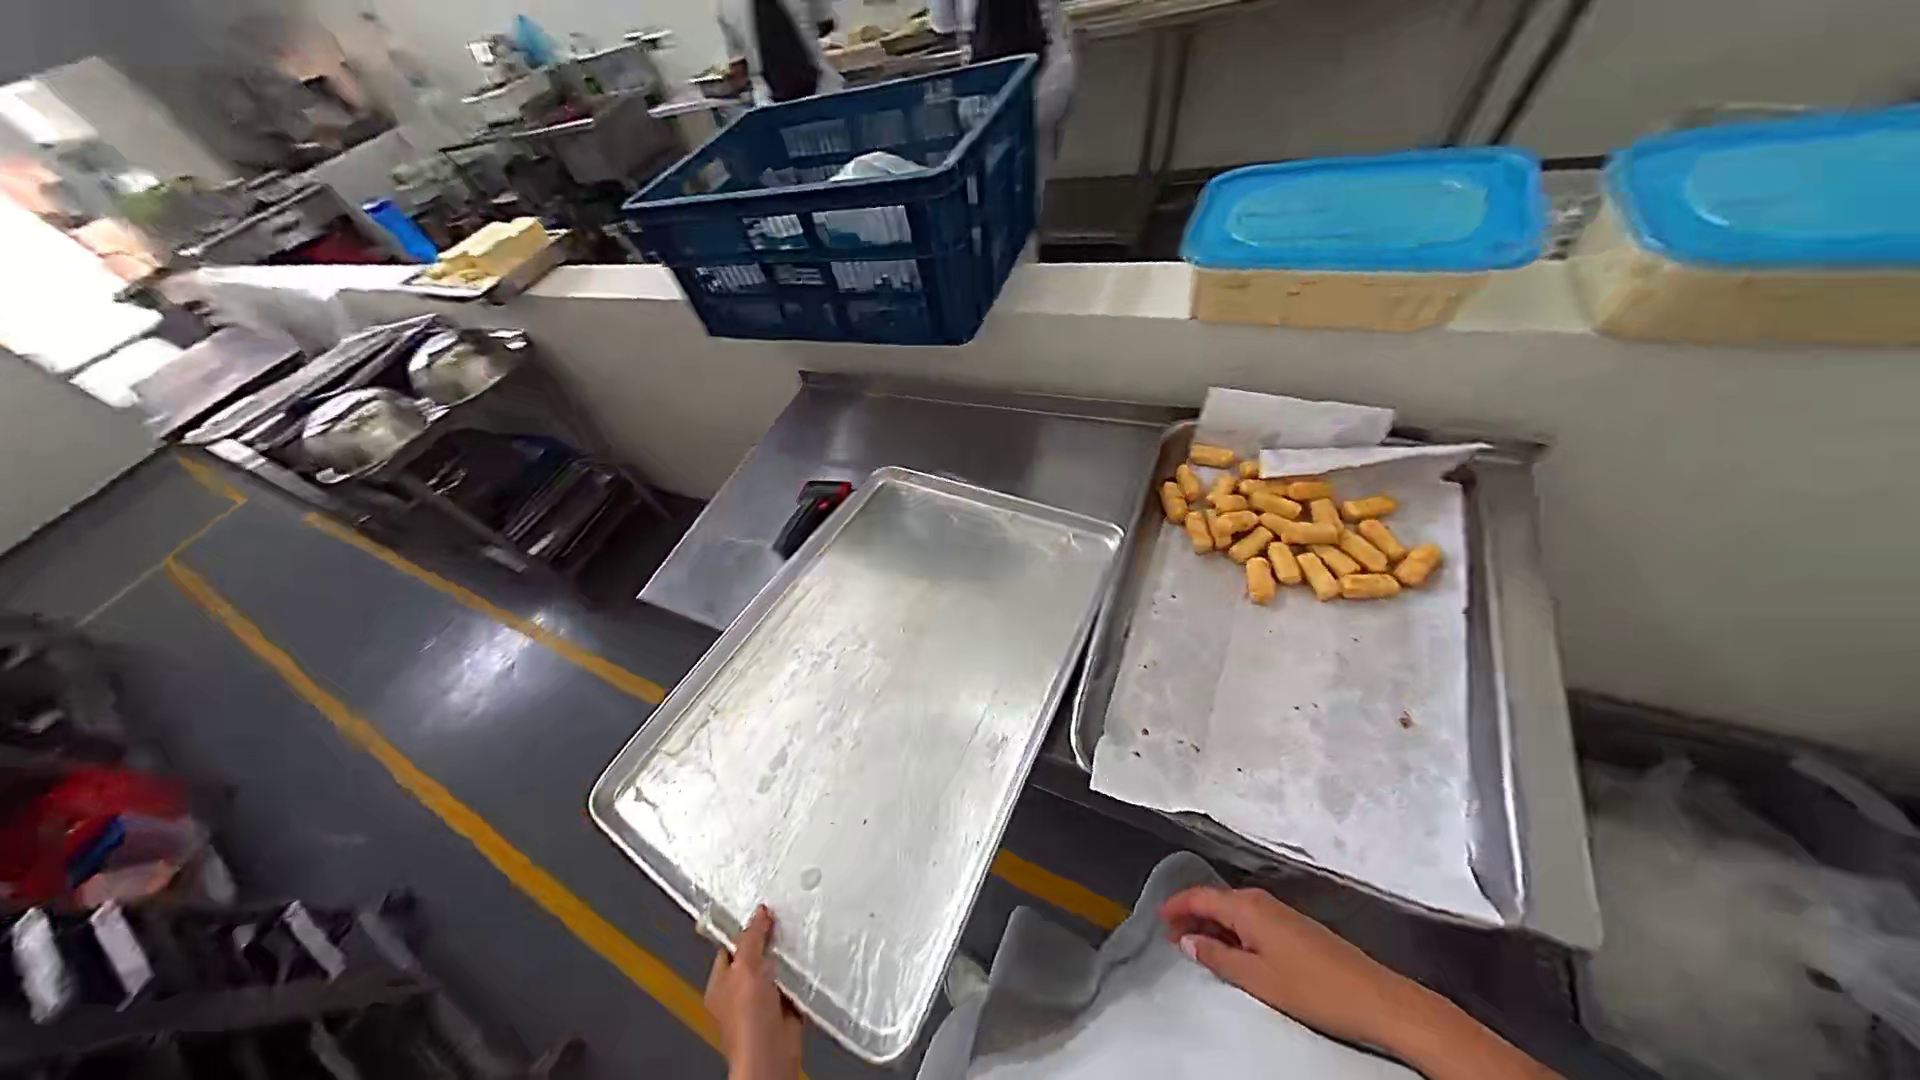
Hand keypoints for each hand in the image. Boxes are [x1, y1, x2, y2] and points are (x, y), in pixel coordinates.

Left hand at [705, 905, 803, 1079]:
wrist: (772, 1056)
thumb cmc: (747, 1022)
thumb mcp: (745, 969)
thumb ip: (751, 939)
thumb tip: (759, 914)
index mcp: (721, 983)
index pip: (731, 946)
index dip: (745, 928)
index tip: (762, 911)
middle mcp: (741, 991)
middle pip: (756, 954)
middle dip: (770, 940)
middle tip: (784, 920)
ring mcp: (763, 999)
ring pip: (777, 966)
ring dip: (788, 956)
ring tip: (798, 936)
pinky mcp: (785, 1006)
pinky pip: (794, 981)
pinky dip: (801, 973)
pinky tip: (807, 962)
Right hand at [1160, 886, 1560, 1079]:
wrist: (1378, 999)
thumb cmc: (1314, 989)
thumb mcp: (1256, 978)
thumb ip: (1217, 956)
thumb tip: (1188, 940)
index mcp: (1248, 907)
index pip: (1200, 896)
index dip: (1176, 905)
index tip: (1157, 916)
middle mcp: (1262, 901)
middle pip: (1216, 899)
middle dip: (1191, 914)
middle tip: (1171, 934)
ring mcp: (1281, 912)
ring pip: (1233, 910)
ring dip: (1211, 923)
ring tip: (1195, 943)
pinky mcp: (1295, 927)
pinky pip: (1251, 919)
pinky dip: (1232, 929)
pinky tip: (1231, 949)